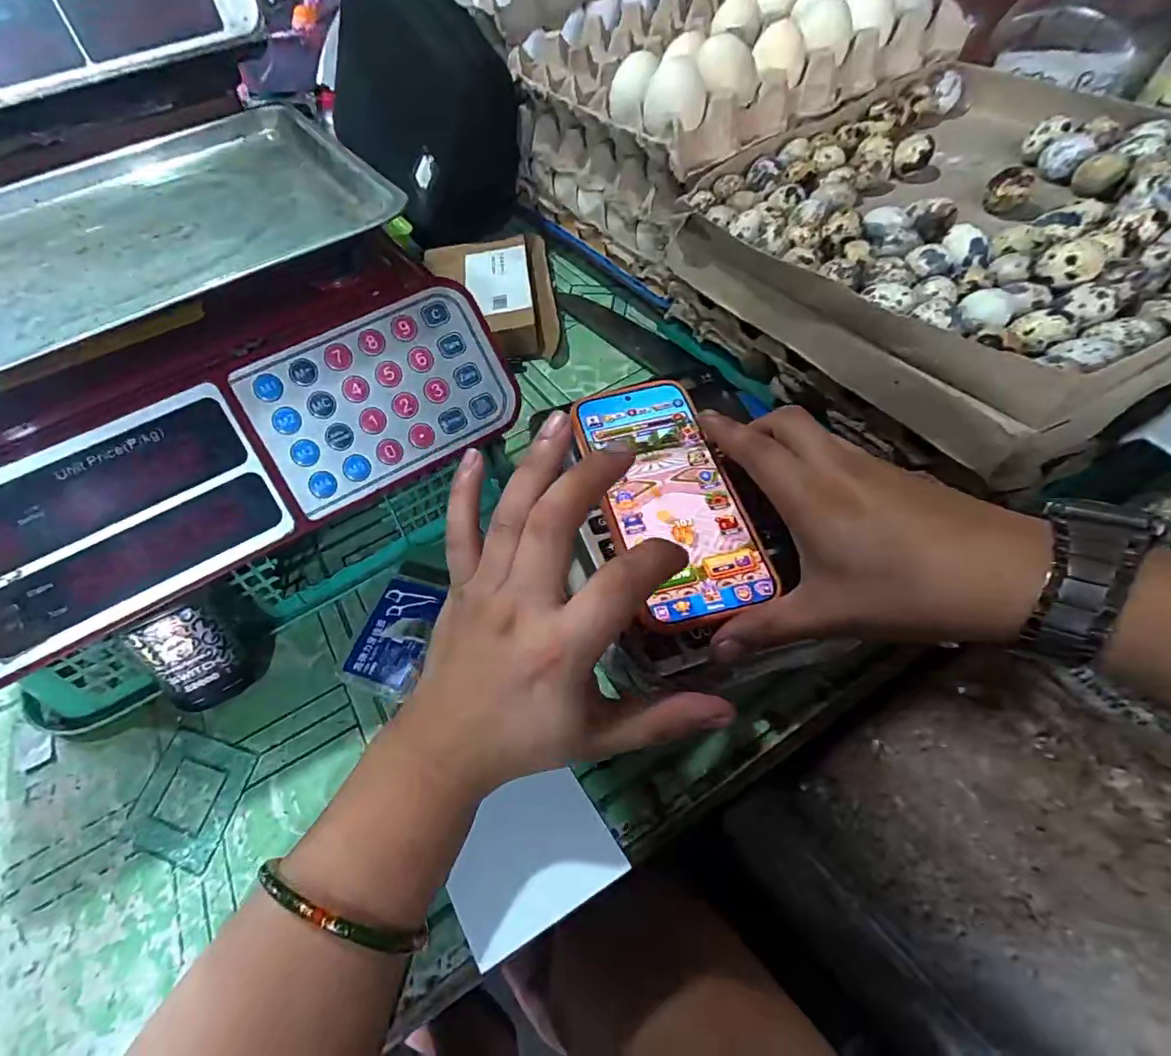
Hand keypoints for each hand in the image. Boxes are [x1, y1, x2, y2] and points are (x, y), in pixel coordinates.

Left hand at [388, 413, 736, 798]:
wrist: (444, 748)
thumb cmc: (524, 742)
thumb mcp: (598, 739)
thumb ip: (661, 719)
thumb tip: (726, 709)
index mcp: (562, 646)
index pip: (618, 585)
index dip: (654, 559)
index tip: (674, 550)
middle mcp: (521, 606)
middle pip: (553, 524)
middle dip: (588, 478)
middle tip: (622, 450)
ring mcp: (484, 590)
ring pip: (509, 516)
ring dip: (536, 464)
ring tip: (560, 422)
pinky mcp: (458, 586)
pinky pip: (458, 533)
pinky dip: (464, 492)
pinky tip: (476, 455)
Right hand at [699, 407, 1052, 660]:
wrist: (1013, 574)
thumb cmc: (908, 591)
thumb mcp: (830, 614)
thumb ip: (768, 628)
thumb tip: (717, 652)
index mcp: (809, 493)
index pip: (755, 447)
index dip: (722, 430)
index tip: (696, 419)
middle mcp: (835, 467)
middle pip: (786, 420)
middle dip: (753, 425)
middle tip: (730, 454)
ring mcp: (871, 466)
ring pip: (816, 432)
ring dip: (785, 439)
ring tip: (766, 476)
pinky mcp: (898, 476)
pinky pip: (841, 450)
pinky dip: (814, 457)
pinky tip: (819, 500)